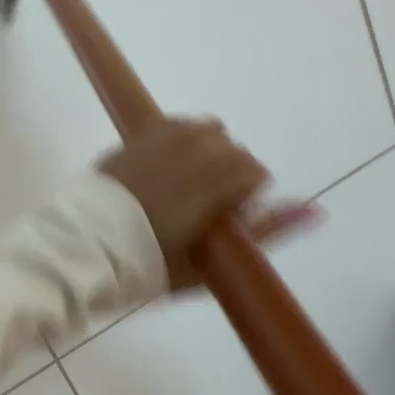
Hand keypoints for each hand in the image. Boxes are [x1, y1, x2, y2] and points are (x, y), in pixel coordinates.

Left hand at [98, 117, 318, 289]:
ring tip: (170, 193)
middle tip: (187, 212)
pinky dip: (173, 146)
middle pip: (229, 151)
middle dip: (219, 178)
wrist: (76, 252)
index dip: (238, 201)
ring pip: (204, 134)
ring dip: (198, 157)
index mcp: (218, 178)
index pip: (254, 174)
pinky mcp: (135, 137)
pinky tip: (153, 176)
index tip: (212, 224)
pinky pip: (173, 127)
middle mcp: (197, 147)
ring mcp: (164, 137)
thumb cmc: (142, 267)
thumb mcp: (204, 264)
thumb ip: (265, 233)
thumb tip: (318, 210)